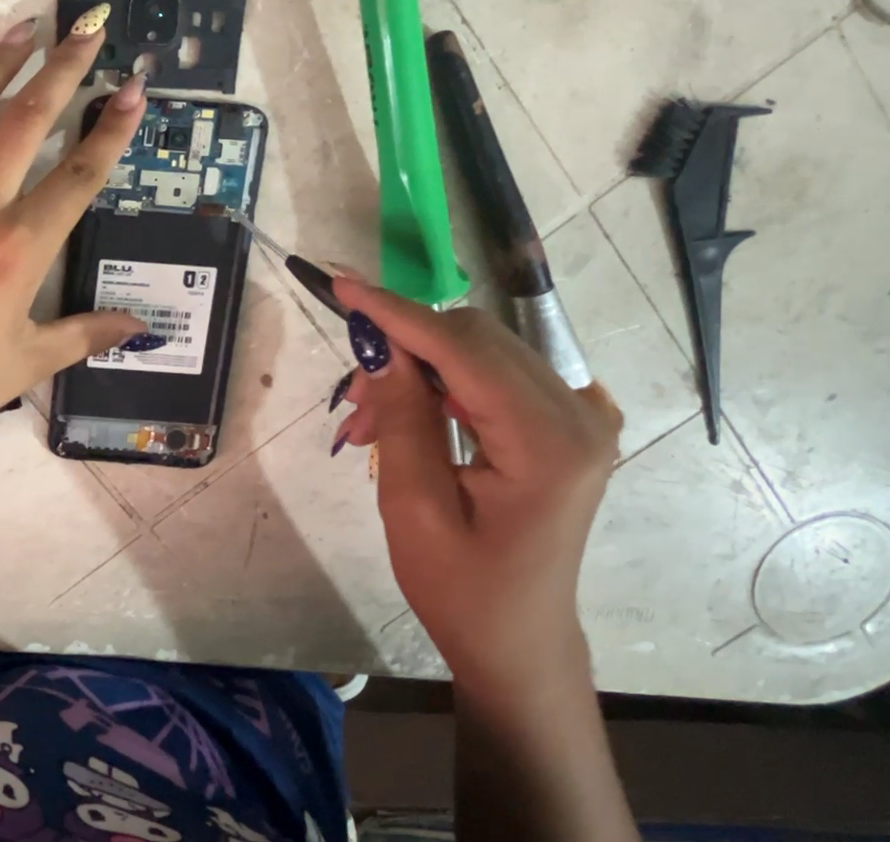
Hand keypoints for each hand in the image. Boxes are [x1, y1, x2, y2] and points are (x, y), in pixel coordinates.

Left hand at [0, 15, 147, 492]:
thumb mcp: (29, 362)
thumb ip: (88, 333)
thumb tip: (142, 325)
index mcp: (20, 248)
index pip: (80, 173)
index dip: (113, 128)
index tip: (135, 88)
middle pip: (26, 120)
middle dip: (62, 69)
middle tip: (86, 30)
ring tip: (21, 30)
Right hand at [328, 278, 624, 695]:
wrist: (515, 635)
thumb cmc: (460, 585)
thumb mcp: (413, 503)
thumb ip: (402, 416)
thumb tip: (377, 346)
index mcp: (551, 441)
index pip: (464, 348)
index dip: (398, 313)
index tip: (341, 285)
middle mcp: (579, 415)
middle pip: (476, 340)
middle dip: (402, 348)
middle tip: (348, 397)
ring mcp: (579, 417)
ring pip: (479, 352)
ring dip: (414, 369)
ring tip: (366, 421)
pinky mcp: (564, 424)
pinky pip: (490, 375)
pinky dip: (439, 384)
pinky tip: (402, 418)